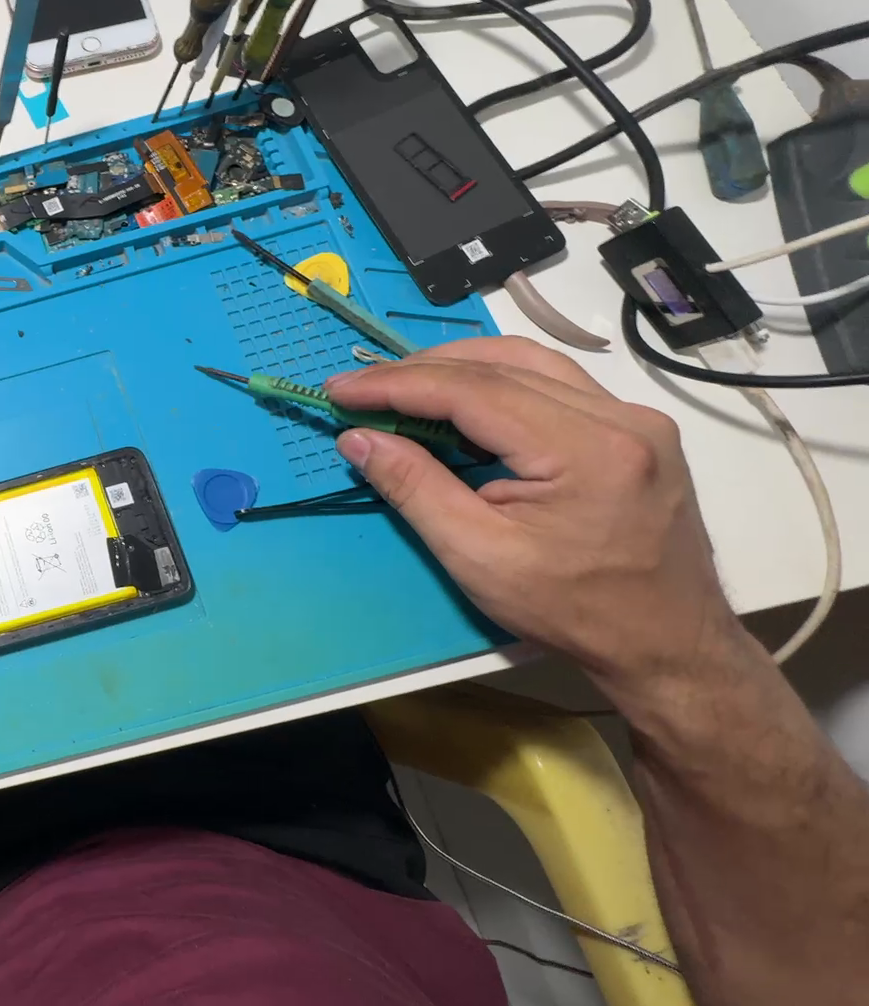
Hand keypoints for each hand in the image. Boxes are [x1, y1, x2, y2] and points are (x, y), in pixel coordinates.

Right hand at [324, 336, 746, 680]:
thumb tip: (357, 439)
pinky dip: (490, 381)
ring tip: (397, 385)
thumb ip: (414, 487)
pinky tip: (455, 400)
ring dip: (454, 367)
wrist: (666, 643)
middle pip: (500, 365)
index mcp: (586, 449)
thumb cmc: (568, 608)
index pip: (472, 392)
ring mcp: (633, 419)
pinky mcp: (631, 429)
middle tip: (357, 387)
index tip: (340, 391)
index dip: (396, 385)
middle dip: (417, 370)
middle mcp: (620, 417)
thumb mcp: (474, 554)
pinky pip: (550, 382)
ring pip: (528, 362)